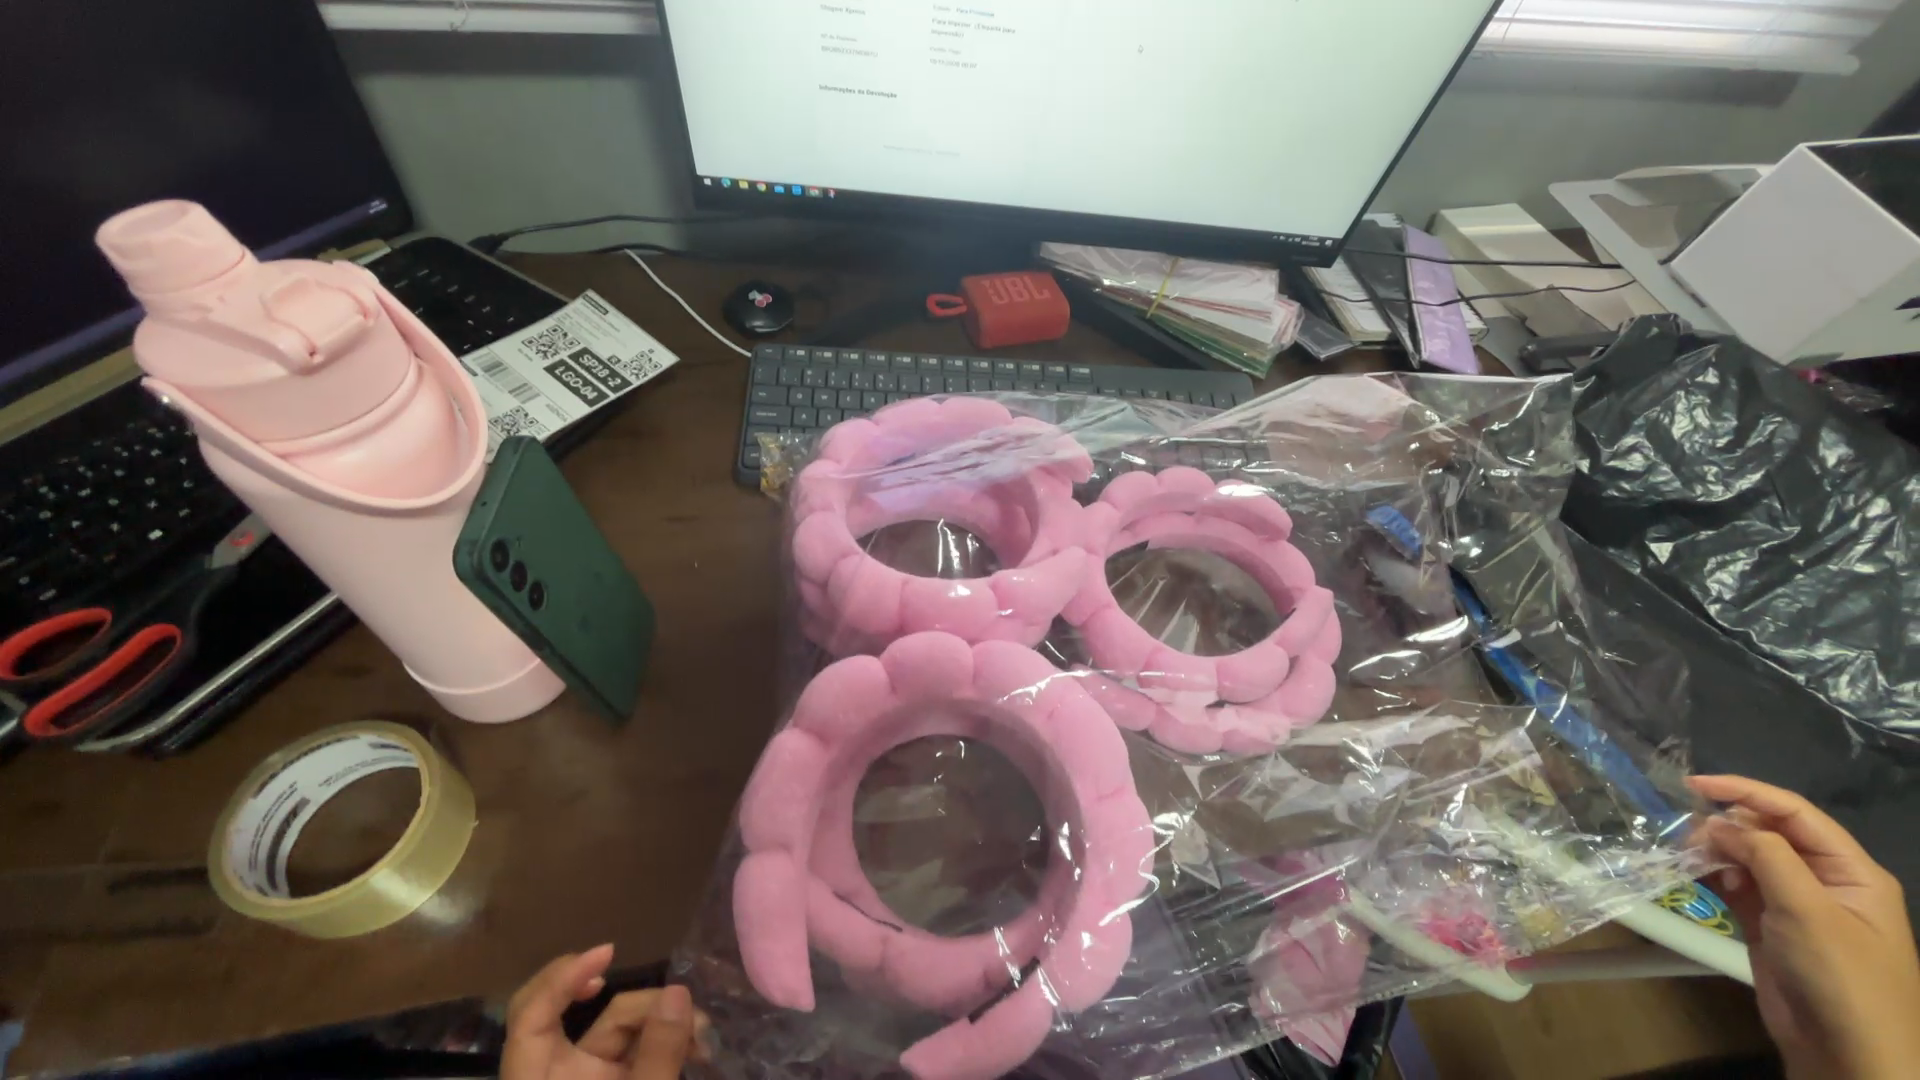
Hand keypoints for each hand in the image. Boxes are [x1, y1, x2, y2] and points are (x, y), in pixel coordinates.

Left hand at [502, 945, 711, 1079]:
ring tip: (705, 1039)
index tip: (607, 953)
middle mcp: (561, 1075)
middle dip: (644, 1004)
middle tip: (685, 1009)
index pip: (531, 1020)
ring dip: (668, 1021)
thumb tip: (678, 994)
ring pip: (624, 1026)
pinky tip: (699, 1048)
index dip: (560, 980)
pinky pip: (641, 1045)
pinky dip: (670, 1039)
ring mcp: (589, 1078)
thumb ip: (657, 1056)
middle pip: (592, 1015)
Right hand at [1688, 775, 1919, 1079]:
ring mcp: (1795, 903)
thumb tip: (1720, 822)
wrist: (1846, 1051)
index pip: (1796, 813)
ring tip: (1686, 856)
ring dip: (1713, 849)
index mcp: (1850, 872)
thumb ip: (1765, 856)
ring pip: (1746, 855)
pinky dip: (1710, 872)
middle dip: (1726, 824)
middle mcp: (1824, 880)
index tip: (1692, 785)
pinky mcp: (1768, 922)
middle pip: (1769, 831)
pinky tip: (1692, 873)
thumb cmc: (1841, 976)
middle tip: (1686, 832)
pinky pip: (1735, 883)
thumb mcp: (1807, 911)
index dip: (1746, 792)